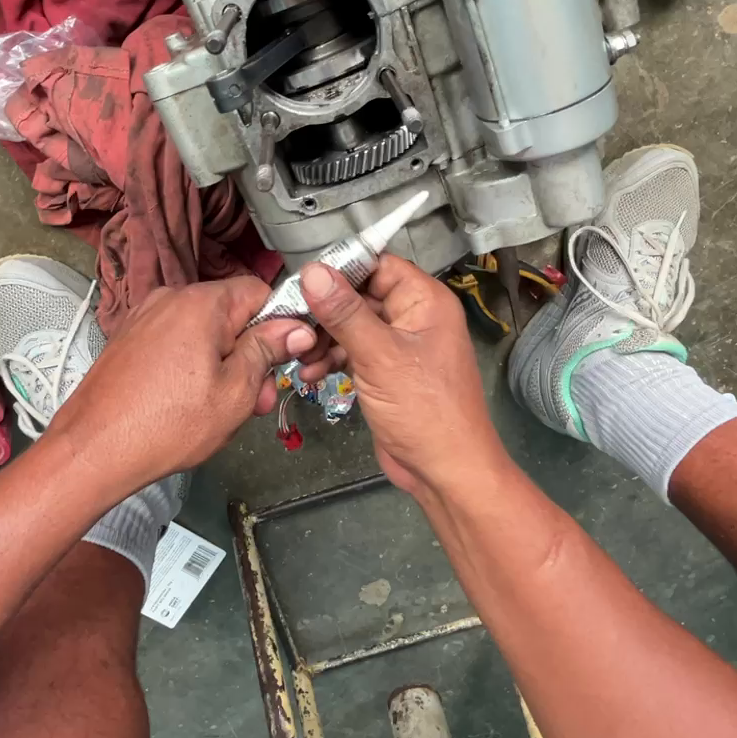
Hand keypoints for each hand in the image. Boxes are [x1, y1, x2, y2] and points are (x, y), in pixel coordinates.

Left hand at [49, 278, 313, 493]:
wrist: (91, 451)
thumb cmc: (166, 425)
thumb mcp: (235, 392)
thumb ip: (268, 352)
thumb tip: (298, 328)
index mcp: (201, 302)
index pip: (260, 291)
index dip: (280, 325)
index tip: (284, 362)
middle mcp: (171, 298)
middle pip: (231, 314)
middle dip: (251, 354)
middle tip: (257, 401)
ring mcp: (145, 318)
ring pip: (205, 332)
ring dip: (223, 365)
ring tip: (222, 410)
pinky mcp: (129, 340)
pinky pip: (177, 343)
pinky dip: (193, 366)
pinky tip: (189, 403)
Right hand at [300, 257, 507, 496]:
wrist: (446, 472)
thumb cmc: (424, 409)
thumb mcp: (379, 356)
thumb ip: (344, 313)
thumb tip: (312, 271)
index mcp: (424, 301)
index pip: (377, 265)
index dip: (340, 270)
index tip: (301, 281)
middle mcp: (413, 317)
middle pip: (359, 296)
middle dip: (324, 311)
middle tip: (290, 322)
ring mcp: (398, 346)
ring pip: (352, 327)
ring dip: (323, 339)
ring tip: (300, 355)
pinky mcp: (385, 373)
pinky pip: (353, 354)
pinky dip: (331, 360)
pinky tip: (311, 374)